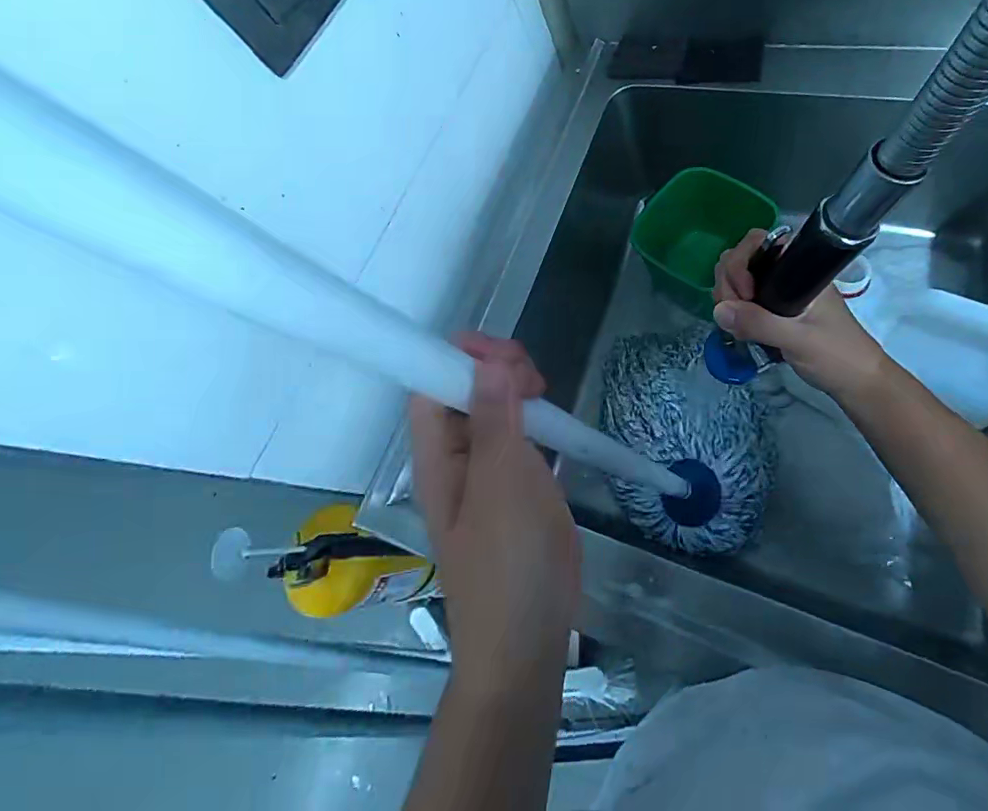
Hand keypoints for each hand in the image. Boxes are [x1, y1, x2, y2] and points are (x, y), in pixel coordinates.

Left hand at [409, 334, 579, 687]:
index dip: (458, 359)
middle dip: (495, 371)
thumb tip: (485, 360)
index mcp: (438, 457)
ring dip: (518, 392)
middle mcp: (458, 460)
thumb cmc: (509, 558)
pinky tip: (557, 424)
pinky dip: (537, 420)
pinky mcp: (521, 488)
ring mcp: (490, 475)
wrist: (528, 635)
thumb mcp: (502, 482)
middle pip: (465, 395)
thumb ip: (495, 419)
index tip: (502, 353)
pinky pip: (522, 438)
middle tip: (535, 378)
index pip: (431, 390)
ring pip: (496, 413)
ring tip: (547, 394)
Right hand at [712, 228, 891, 400]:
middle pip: (743, 259)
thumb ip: (759, 323)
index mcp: (799, 268)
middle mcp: (788, 274)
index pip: (757, 243)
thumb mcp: (798, 340)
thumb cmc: (838, 355)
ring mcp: (782, 292)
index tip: (745, 294)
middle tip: (734, 314)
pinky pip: (747, 301)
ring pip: (741, 280)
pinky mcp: (777, 312)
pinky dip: (736, 311)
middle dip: (729, 282)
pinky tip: (738, 329)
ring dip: (729, 297)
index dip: (740, 262)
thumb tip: (720, 310)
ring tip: (736, 325)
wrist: (859, 382)